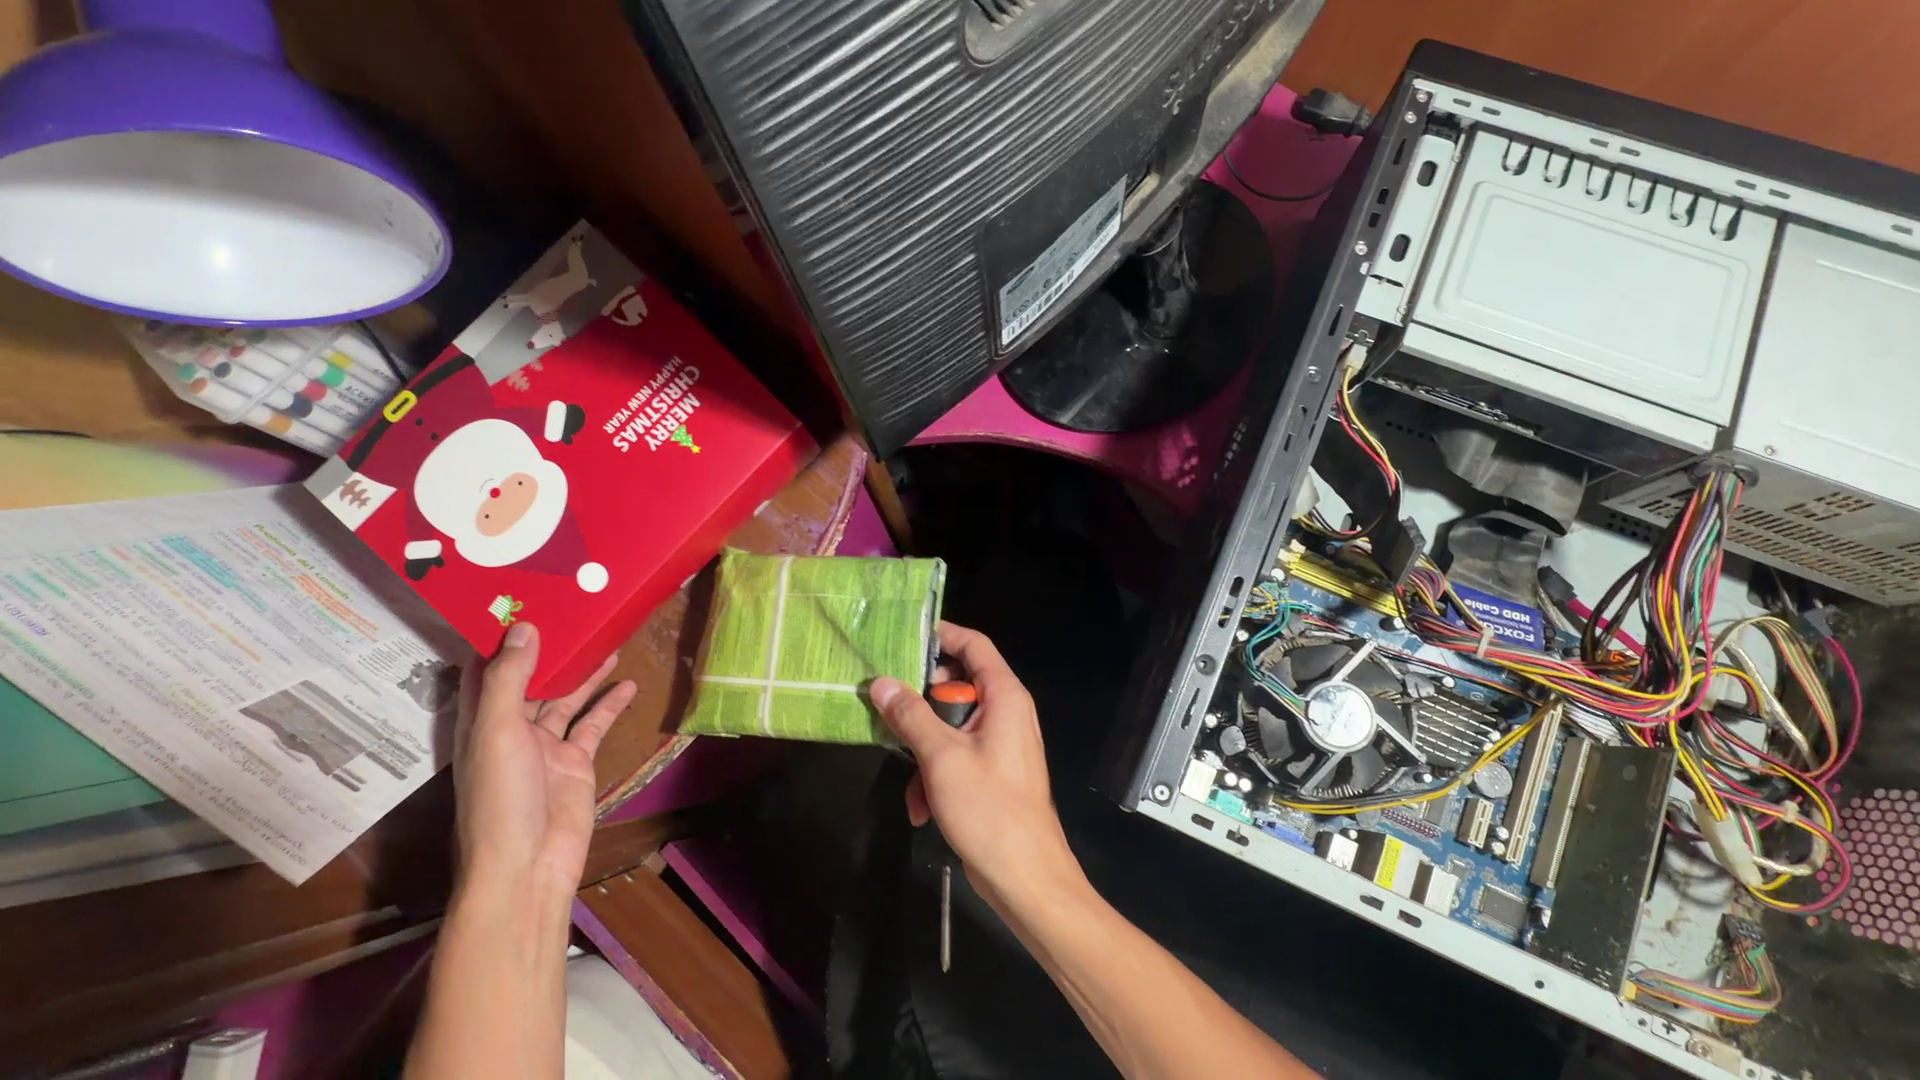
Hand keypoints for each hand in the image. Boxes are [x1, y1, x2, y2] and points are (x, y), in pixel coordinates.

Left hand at [452, 622, 636, 895]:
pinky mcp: (575, 762)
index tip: (519, 602)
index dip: (498, 638)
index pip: (485, 670)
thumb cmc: (501, 798)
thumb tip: (524, 626)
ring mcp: (545, 747)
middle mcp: (510, 729)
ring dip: (585, 672)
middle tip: (577, 612)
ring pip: (566, 698)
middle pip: (531, 680)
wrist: (528, 865)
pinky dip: (609, 704)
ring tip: (608, 640)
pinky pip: (593, 724)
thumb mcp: (499, 732)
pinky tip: (628, 684)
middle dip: (551, 649)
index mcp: (480, 721)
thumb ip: (512, 679)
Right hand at [869, 621, 1082, 908]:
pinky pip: (955, 758)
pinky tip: (922, 810)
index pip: (975, 646)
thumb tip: (881, 682)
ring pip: (949, 727)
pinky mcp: (990, 774)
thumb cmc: (989, 808)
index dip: (944, 635)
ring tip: (909, 781)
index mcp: (1005, 697)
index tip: (905, 637)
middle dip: (921, 707)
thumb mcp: (941, 757)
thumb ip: (910, 715)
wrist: (1023, 875)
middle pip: (956, 688)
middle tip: (889, 710)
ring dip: (923, 753)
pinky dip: (935, 779)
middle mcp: (1005, 713)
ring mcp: (998, 745)